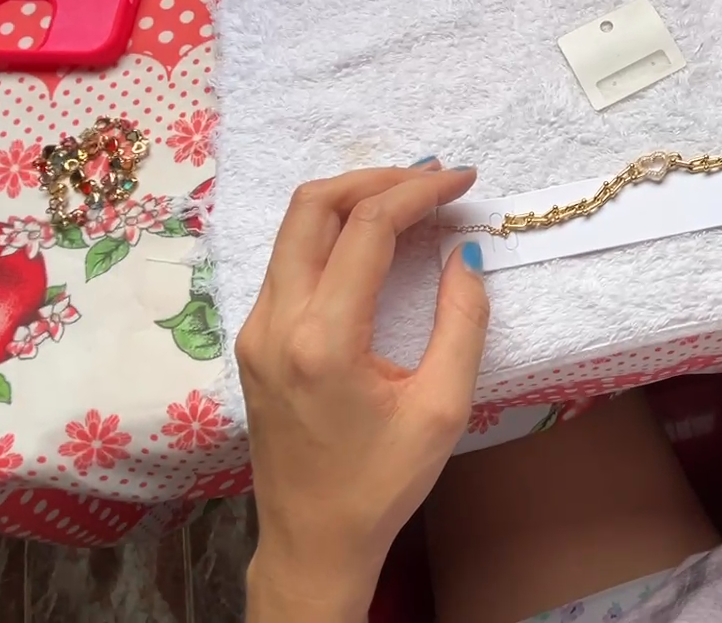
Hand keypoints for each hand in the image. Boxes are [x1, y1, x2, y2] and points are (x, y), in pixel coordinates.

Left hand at [238, 162, 489, 621]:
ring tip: (411, 196)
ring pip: (297, 225)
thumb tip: (464, 253)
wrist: (312, 543)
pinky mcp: (256, 335)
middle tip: (432, 178)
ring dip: (354, 197)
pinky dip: (336, 227)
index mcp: (323, 339)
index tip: (462, 180)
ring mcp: (257, 326)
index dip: (419, 191)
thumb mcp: (443, 408)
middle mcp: (276, 321)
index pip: (367, 227)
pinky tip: (376, 236)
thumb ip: (462, 322)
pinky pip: (293, 255)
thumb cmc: (382, 483)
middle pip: (314, 205)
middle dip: (378, 177)